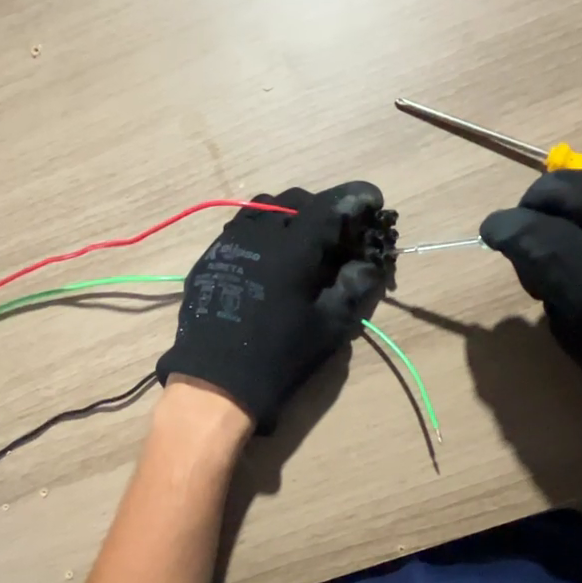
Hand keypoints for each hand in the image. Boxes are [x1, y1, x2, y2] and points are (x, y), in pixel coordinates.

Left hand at [157, 183, 389, 433]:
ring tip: (304, 242)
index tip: (373, 202)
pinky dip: (262, 232)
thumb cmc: (280, 357)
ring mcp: (227, 244)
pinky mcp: (209, 260)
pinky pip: (239, 229)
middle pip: (295, 202)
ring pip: (262, 209)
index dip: (356, 199)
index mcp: (292, 248)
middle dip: (323, 209)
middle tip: (339, 233)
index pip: (330, 206)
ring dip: (289, 216)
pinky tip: (270, 258)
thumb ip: (353, 286)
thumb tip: (368, 262)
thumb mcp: (329, 326)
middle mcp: (258, 235)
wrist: (216, 383)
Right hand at [479, 159, 581, 484]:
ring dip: (577, 185)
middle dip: (538, 199)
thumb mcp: (571, 336)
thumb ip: (548, 282)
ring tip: (564, 205)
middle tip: (525, 217)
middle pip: (577, 193)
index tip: (492, 231)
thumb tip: (528, 246)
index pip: (542, 237)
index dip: (507, 227)